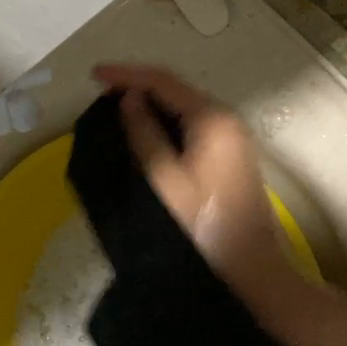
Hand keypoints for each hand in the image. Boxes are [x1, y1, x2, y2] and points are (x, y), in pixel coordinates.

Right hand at [90, 63, 292, 294]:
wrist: (253, 270)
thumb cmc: (204, 226)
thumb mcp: (165, 180)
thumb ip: (144, 133)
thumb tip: (128, 97)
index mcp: (211, 118)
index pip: (162, 81)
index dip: (125, 75)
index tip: (93, 75)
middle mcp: (226, 116)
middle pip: (175, 87)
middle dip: (138, 83)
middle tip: (101, 88)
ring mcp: (233, 133)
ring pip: (185, 103)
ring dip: (152, 99)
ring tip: (116, 104)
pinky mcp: (232, 150)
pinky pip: (193, 119)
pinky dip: (167, 116)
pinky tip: (147, 125)